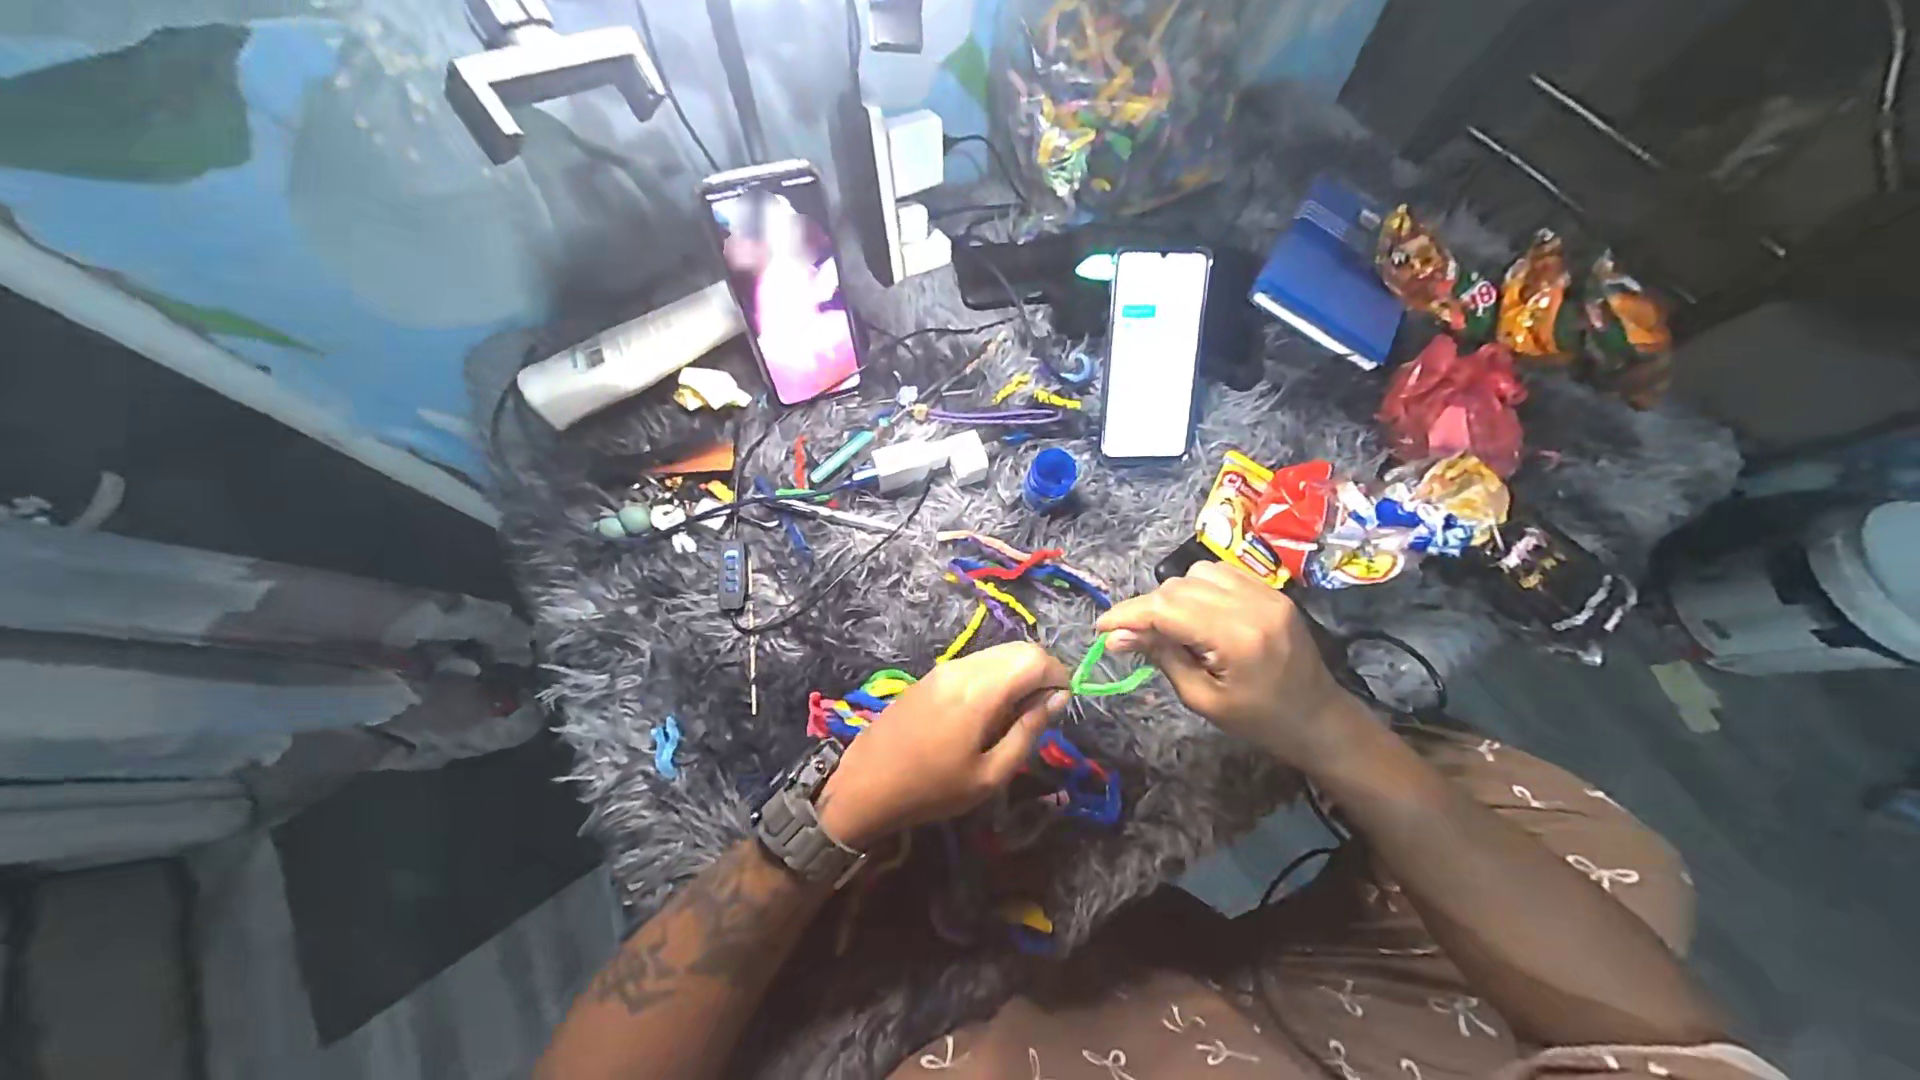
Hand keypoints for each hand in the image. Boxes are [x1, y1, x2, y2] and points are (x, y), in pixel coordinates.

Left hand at [817, 643, 1069, 849]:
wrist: (865, 784)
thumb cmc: (932, 789)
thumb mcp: (990, 774)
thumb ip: (1028, 732)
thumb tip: (1057, 699)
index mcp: (979, 690)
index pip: (1035, 658)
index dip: (1059, 677)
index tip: (1059, 707)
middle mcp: (963, 667)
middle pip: (1018, 649)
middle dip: (1041, 673)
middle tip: (1039, 714)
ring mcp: (944, 667)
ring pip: (998, 653)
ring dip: (1018, 674)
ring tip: (1013, 717)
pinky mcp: (932, 674)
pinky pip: (977, 662)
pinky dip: (995, 677)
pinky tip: (986, 713)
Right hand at [1094, 561, 1367, 770]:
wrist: (1320, 719)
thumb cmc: (1259, 721)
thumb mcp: (1202, 698)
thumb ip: (1159, 657)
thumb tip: (1113, 637)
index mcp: (1237, 638)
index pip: (1167, 609)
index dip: (1127, 614)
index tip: (1101, 628)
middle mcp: (1252, 604)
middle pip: (1177, 587)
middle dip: (1147, 608)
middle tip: (1131, 636)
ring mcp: (1266, 592)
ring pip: (1196, 573)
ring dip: (1172, 595)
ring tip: (1169, 626)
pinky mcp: (1271, 590)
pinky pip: (1220, 572)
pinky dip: (1197, 588)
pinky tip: (1195, 612)